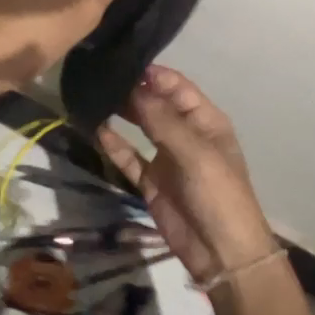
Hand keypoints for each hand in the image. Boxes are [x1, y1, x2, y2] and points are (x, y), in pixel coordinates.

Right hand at [99, 65, 277, 283]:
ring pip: (141, 127)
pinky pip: (130, 157)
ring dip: (121, 113)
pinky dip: (114, 144)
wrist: (222, 252)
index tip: (122, 62)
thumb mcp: (195, 152)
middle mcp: (186, 133)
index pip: (176, 86)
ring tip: (92, 96)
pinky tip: (95, 129)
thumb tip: (133, 87)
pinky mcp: (151, 182)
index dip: (152, 74)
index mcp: (205, 120)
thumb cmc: (218, 193)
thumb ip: (162, 120)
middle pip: (156, 104)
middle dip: (132, 90)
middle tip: (98, 76)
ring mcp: (167, 158)